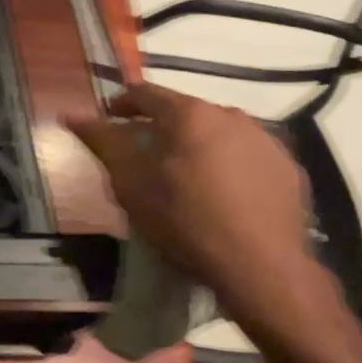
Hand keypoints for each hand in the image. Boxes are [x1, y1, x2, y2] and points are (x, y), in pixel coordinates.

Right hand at [73, 84, 324, 326]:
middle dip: (161, 129)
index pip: (144, 93)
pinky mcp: (290, 170)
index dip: (121, 104)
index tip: (109, 122)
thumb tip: (71, 114)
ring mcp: (267, 142)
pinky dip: (230, 166)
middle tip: (145, 157)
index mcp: (188, 113)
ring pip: (219, 133)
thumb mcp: (129, 182)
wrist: (261, 269)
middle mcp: (231, 115)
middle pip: (184, 113)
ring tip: (186, 178)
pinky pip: (248, 157)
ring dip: (198, 146)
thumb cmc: (184, 219)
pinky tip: (223, 196)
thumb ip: (102, 142)